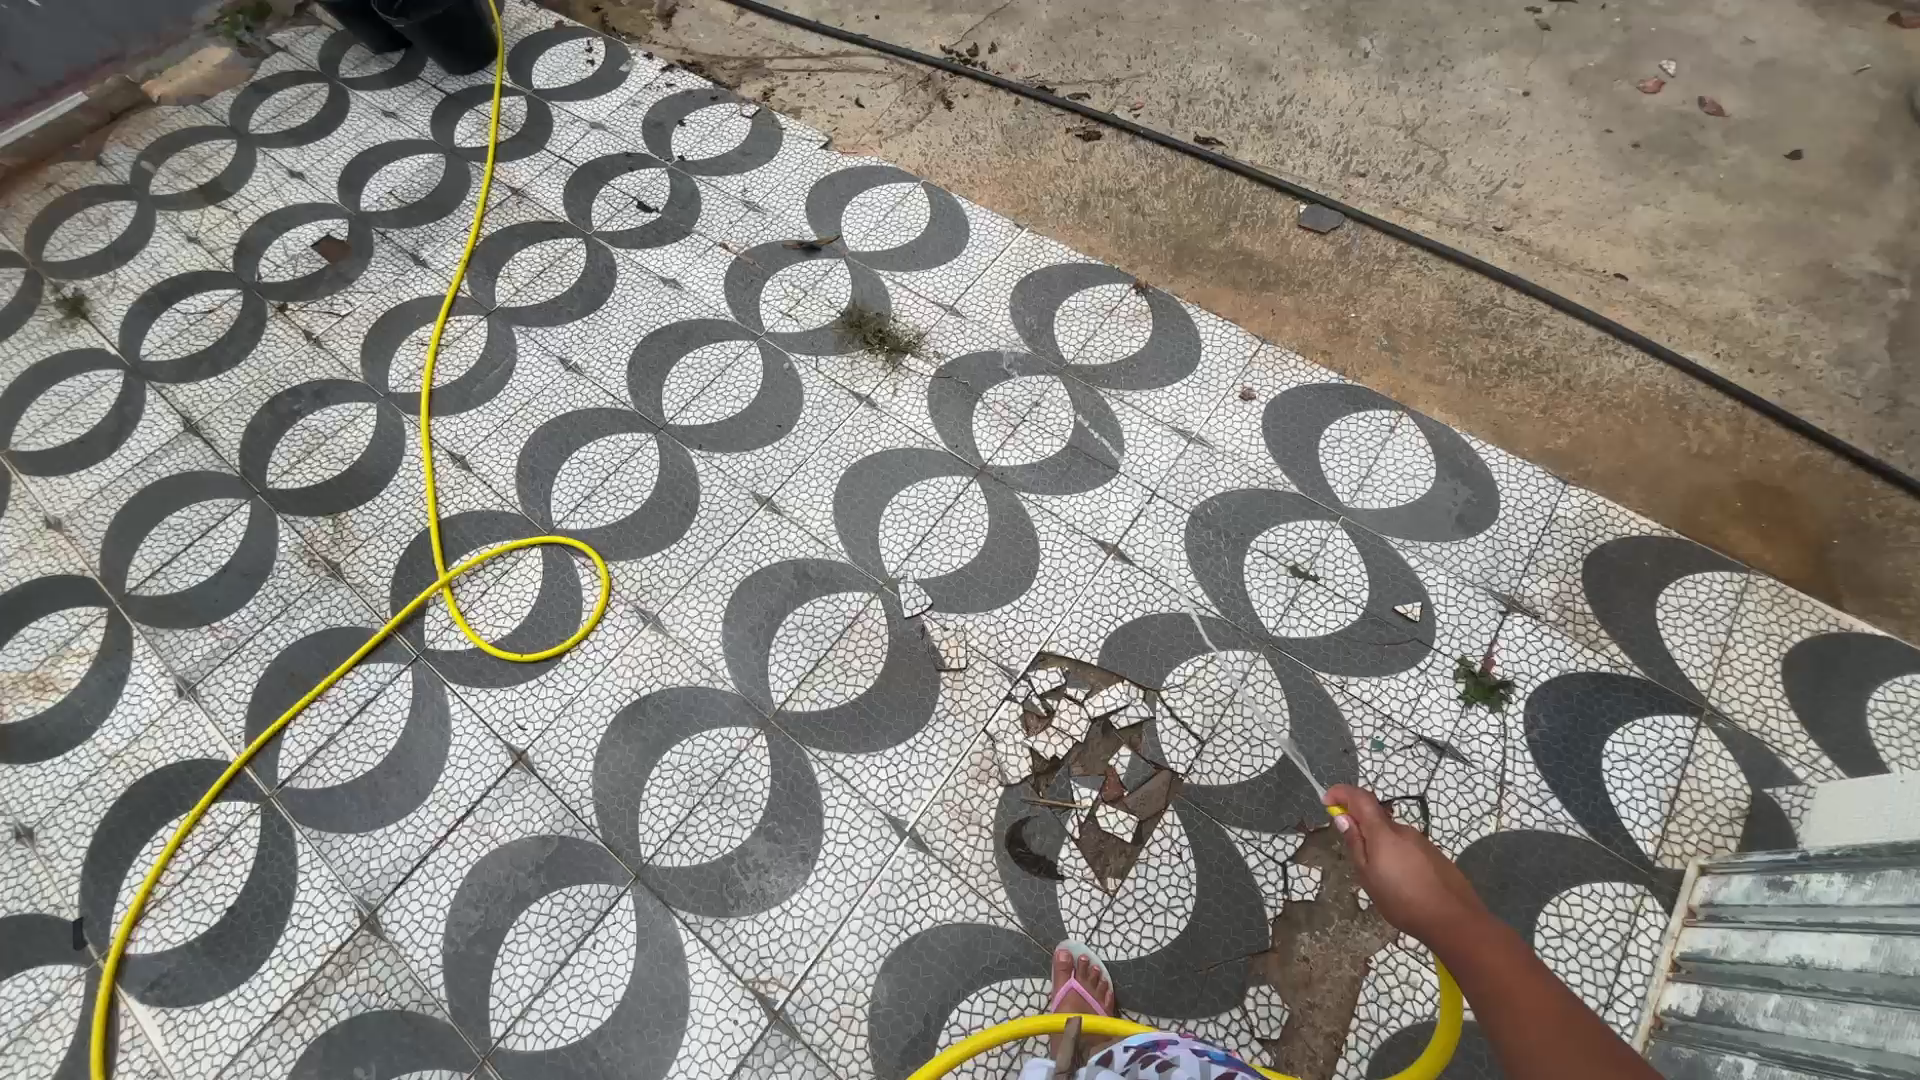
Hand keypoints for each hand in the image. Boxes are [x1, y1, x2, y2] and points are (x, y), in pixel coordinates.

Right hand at [1323, 784, 1489, 947]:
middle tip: (1359, 860)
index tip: (1327, 802)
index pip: (1360, 797)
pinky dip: (1399, 858)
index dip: (1341, 793)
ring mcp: (1424, 843)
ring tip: (1385, 880)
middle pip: (1377, 819)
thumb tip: (1343, 817)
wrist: (1457, 922)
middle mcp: (1404, 830)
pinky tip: (1406, 885)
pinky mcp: (1437, 856)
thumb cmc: (1403, 901)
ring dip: (1382, 848)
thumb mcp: (1368, 876)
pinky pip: (1409, 848)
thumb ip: (1355, 844)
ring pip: (1393, 837)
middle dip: (1362, 831)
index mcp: (1384, 832)